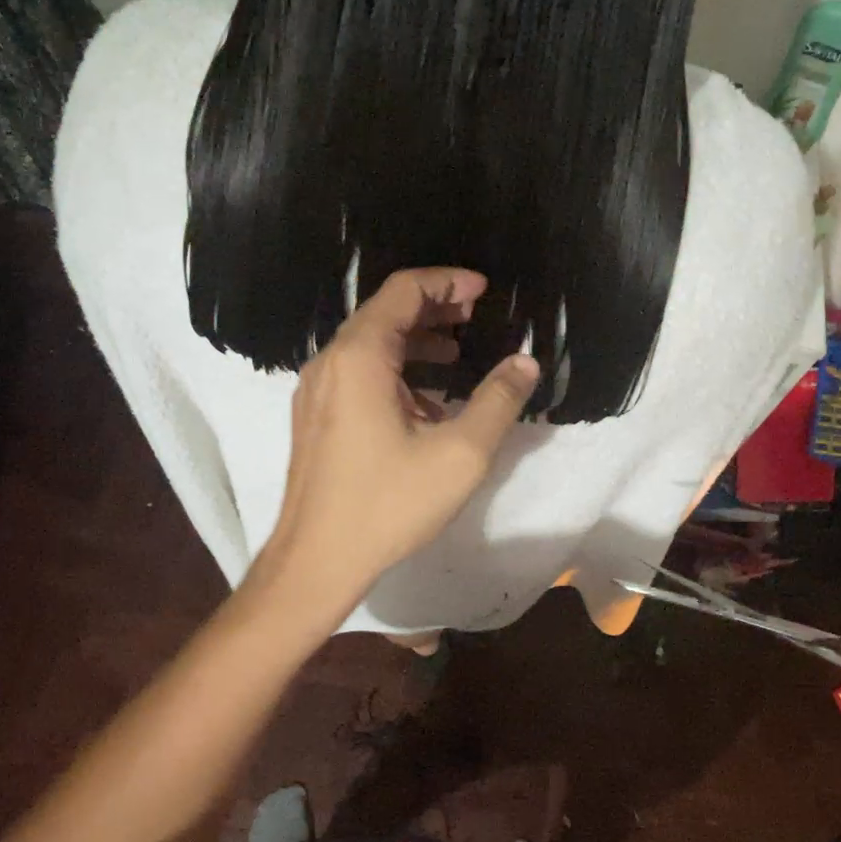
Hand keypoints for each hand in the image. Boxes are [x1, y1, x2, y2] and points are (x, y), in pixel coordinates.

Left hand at [254, 267, 539, 603]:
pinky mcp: (314, 420)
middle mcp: (330, 363)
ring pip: (369, 347)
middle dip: (433, 309)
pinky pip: (357, 377)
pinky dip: (394, 374)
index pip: (404, 292)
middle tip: (475, 317)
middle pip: (384, 314)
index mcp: (360, 358)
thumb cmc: (389, 504)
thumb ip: (498, 400)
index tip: (484, 291)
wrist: (317, 559)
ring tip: (457, 355)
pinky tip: (424, 405)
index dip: (447, 282)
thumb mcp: (460, 454)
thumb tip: (525, 362)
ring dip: (415, 343)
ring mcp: (316, 393)